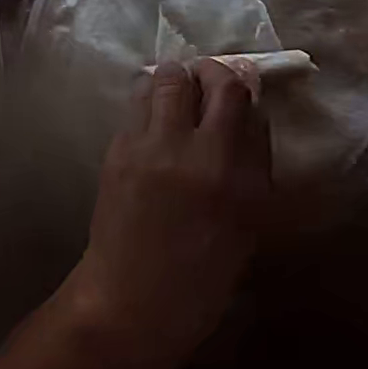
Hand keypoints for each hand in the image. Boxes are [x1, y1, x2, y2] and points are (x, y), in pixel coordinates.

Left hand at [54, 60, 270, 364]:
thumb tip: (249, 112)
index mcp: (232, 174)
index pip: (236, 94)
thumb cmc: (203, 272)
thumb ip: (252, 163)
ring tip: (178, 98)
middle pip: (192, 76)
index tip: (240, 78)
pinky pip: (134, 108)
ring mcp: (145, 146)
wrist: (133, 295)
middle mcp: (188, 150)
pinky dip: (147, 103)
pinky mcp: (115, 150)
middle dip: (202, 72)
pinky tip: (155, 122)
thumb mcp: (248, 222)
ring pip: (156, 82)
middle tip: (207, 83)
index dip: (238, 77)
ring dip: (170, 81)